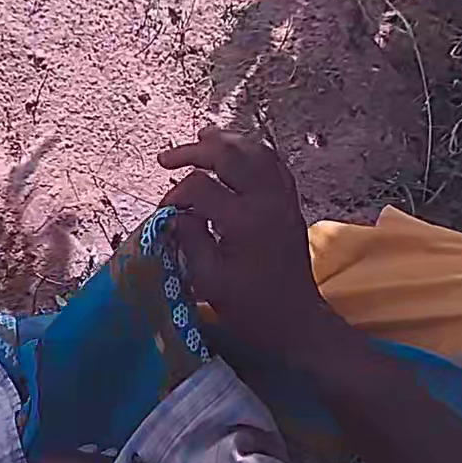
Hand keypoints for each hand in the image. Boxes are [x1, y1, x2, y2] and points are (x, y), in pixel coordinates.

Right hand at [158, 126, 342, 360]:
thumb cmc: (250, 308)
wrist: (297, 323)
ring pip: (256, 152)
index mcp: (244, 221)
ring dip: (226, 143)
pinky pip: (274, 165)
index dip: (175, 195)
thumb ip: (190, 238)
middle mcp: (267, 202)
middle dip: (194, 151)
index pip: (200, 187)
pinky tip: (237, 154)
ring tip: (201, 139)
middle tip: (167, 158)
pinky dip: (252, 153)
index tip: (164, 214)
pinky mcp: (290, 206)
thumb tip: (175, 215)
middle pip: (229, 156)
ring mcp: (283, 201)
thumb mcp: (209, 279)